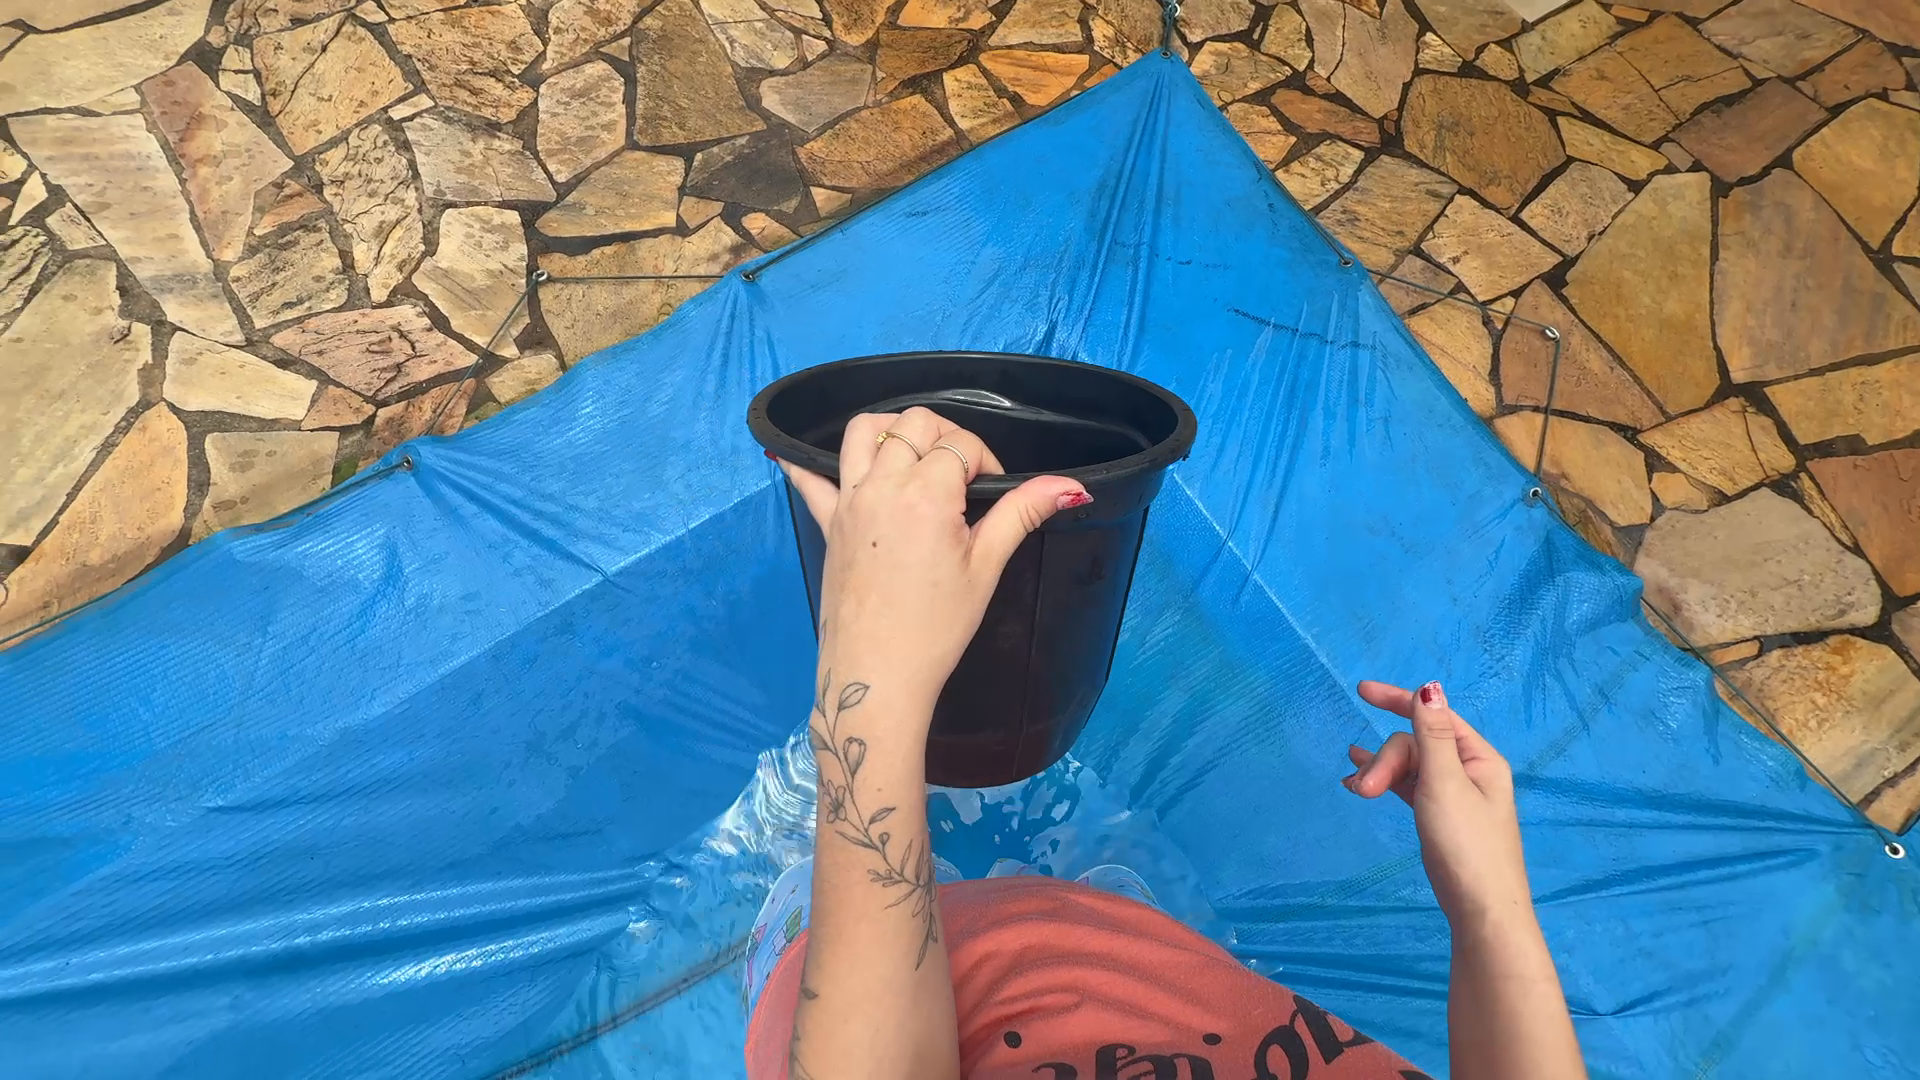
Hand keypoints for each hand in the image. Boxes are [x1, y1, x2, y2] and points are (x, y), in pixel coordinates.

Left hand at [773, 408, 1089, 707]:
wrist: (877, 673)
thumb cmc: (937, 627)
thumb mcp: (986, 567)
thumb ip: (1022, 513)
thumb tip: (1070, 485)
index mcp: (926, 494)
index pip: (960, 444)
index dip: (985, 460)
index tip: (993, 491)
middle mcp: (881, 485)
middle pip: (913, 424)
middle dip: (945, 436)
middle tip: (961, 476)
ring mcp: (849, 501)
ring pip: (863, 431)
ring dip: (892, 430)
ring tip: (914, 458)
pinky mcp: (828, 522)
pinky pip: (807, 479)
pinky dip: (804, 462)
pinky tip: (794, 454)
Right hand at [1346, 680, 1531, 928]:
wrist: (1479, 910)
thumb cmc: (1466, 844)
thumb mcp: (1444, 784)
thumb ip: (1431, 735)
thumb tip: (1429, 688)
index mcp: (1478, 758)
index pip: (1434, 716)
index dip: (1398, 700)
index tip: (1360, 690)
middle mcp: (1467, 770)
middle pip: (1413, 745)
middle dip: (1383, 760)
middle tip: (1362, 789)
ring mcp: (1452, 792)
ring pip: (1406, 765)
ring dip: (1379, 772)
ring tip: (1356, 791)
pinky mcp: (1437, 812)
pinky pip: (1405, 783)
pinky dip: (1383, 781)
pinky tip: (1358, 781)